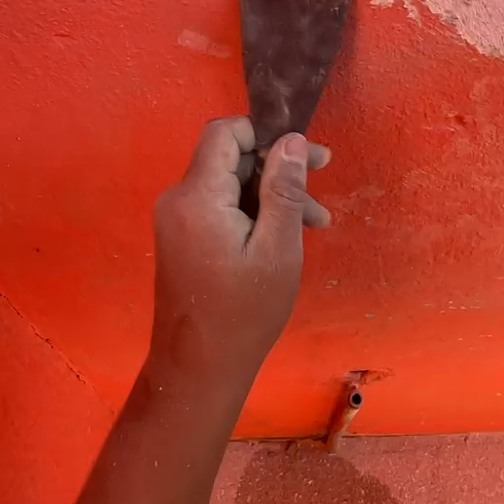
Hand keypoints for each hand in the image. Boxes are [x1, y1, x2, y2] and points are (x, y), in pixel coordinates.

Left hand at [147, 117, 331, 388]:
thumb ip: (284, 189)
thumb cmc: (244, 312)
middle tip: (324, 175)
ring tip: (317, 220)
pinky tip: (288, 232)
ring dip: (272, 192)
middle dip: (278, 164)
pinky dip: (254, 210)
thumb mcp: (277, 249)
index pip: (224, 132)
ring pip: (230, 182)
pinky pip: (222, 204)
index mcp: (197, 195)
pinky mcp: (184, 235)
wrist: (198, 371)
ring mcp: (179, 218)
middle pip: (230, 156)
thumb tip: (293, 139)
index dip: (264, 133)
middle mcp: (179, 198)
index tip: (302, 152)